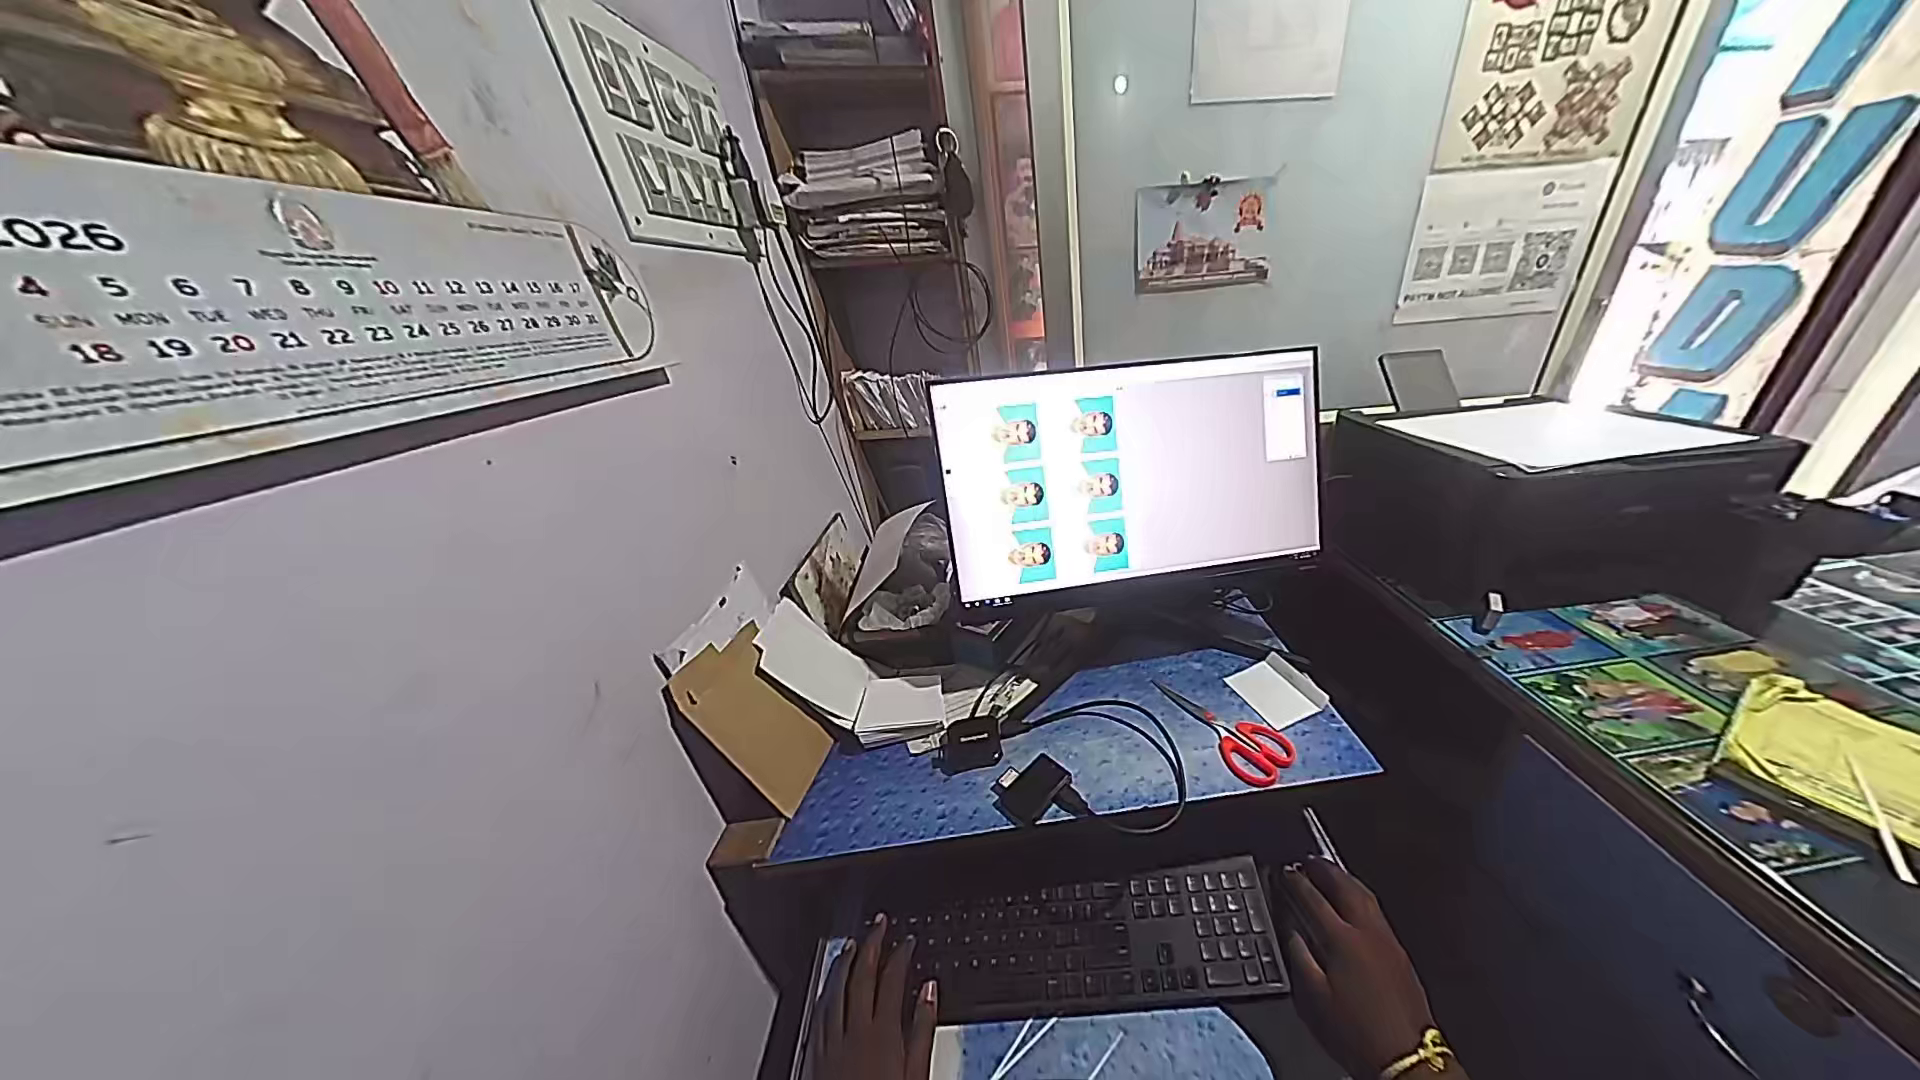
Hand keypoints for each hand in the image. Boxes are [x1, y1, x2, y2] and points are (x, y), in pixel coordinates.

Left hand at [812, 914, 937, 1079]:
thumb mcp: (917, 1076)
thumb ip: (922, 1029)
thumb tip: (929, 991)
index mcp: (883, 1033)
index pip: (891, 979)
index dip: (900, 954)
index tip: (907, 940)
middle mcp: (854, 1031)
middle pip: (861, 974)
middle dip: (871, 942)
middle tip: (880, 923)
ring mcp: (830, 1041)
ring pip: (834, 987)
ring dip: (844, 960)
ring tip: (853, 942)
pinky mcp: (814, 1054)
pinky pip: (818, 1009)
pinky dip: (826, 988)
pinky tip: (829, 982)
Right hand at [1282, 858, 1439, 1077]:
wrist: (1408, 1061)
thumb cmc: (1358, 1033)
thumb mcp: (1314, 996)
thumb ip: (1297, 954)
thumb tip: (1287, 927)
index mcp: (1342, 941)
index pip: (1312, 898)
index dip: (1294, 881)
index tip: (1283, 873)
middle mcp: (1367, 934)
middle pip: (1343, 887)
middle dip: (1322, 869)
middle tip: (1306, 860)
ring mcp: (1387, 941)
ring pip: (1365, 895)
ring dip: (1344, 877)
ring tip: (1329, 870)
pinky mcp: (1400, 953)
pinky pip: (1376, 909)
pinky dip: (1359, 893)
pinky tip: (1354, 897)